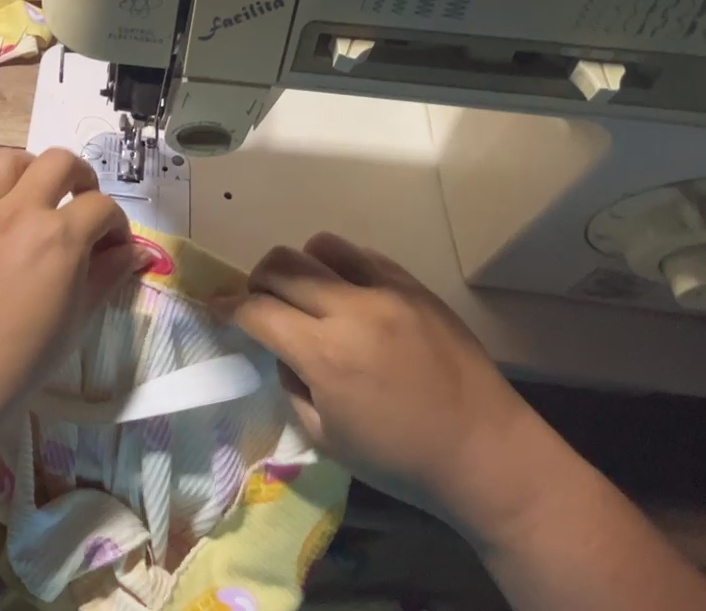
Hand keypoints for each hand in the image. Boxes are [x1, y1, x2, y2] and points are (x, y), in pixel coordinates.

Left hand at [0, 149, 144, 416]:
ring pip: (7, 159)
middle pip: (59, 161)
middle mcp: (20, 211)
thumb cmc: (30, 352)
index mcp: (60, 237)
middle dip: (81, 177)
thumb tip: (138, 252)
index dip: (116, 225)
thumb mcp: (81, 314)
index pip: (101, 207)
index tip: (113, 247)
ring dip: (29, 171)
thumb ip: (110, 273)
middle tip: (81, 205)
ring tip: (34, 196)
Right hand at [219, 233, 565, 539]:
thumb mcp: (324, 436)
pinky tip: (346, 295)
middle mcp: (352, 309)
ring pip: (320, 246)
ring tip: (304, 293)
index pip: (256, 310)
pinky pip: (363, 255)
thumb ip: (290, 381)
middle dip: (256, 281)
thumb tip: (280, 347)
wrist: (489, 456)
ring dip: (299, 266)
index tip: (215, 307)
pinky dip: (340, 267)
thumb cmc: (400, 459)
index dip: (227, 306)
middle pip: (281, 265)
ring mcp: (388, 291)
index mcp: (325, 352)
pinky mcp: (416, 288)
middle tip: (257, 302)